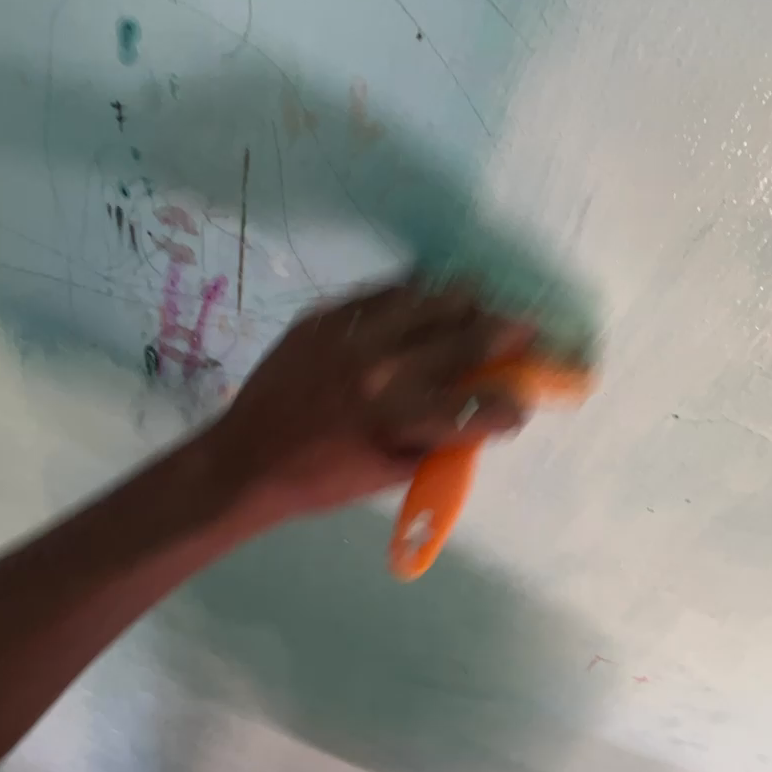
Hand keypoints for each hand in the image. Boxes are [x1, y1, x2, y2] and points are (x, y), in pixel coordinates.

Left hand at [202, 281, 535, 517]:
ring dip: (464, 304)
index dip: (512, 404)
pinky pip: (385, 292)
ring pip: (432, 299)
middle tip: (525, 330)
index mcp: (400, 419)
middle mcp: (384, 369)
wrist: (245, 458)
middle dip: (509, 336)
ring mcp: (352, 335)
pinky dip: (413, 297)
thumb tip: (476, 415)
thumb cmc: (319, 479)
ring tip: (477, 306)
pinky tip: (423, 302)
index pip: (481, 404)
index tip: (519, 404)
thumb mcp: (387, 475)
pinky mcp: (325, 316)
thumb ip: (437, 443)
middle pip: (469, 337)